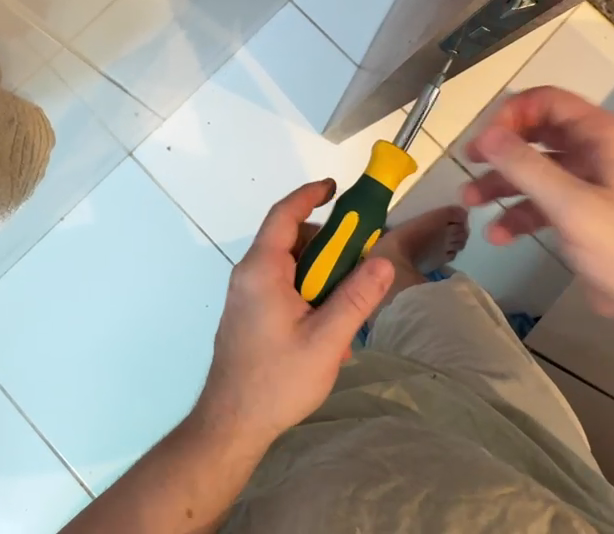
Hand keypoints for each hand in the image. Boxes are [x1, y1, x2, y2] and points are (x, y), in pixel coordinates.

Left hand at [192, 180, 393, 445]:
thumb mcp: (326, 341)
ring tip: (344, 316)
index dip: (311, 194)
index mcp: (263, 269)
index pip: (285, 214)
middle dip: (329, 250)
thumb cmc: (277, 381)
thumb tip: (383, 260)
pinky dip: (308, 295)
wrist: (231, 424)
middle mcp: (250, 273)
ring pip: (291, 266)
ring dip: (321, 280)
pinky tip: (326, 334)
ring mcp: (247, 294)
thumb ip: (356, 298)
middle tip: (359, 269)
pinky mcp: (250, 313)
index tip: (337, 188)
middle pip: (293, 240)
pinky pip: (283, 287)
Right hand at [463, 86, 613, 339]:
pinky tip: (498, 235)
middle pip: (538, 133)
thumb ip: (525, 166)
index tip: (483, 140)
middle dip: (502, 149)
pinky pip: (543, 201)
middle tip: (468, 161)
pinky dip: (519, 214)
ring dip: (503, 183)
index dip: (512, 114)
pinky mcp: (585, 214)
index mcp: (606, 136)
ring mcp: (592, 183)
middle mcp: (598, 151)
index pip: (548, 101)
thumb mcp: (571, 206)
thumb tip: (484, 134)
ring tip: (469, 202)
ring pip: (536, 169)